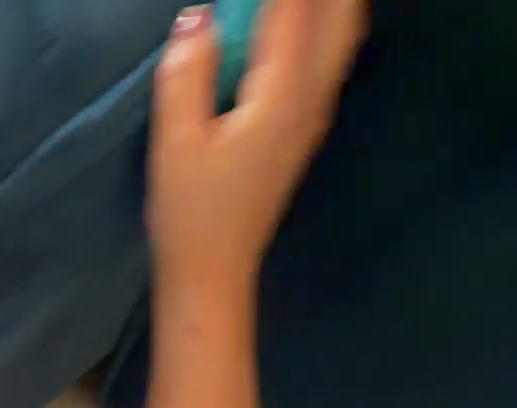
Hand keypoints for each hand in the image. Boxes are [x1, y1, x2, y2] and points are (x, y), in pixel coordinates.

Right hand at [149, 0, 366, 294]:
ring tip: (286, 7)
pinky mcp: (303, 129)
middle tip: (262, 1)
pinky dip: (320, 23)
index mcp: (282, 92)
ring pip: (342, 30)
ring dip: (321, 6)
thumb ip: (187, 76)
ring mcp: (314, 113)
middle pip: (337, 10)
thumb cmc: (190, 212)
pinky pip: (329, 54)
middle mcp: (312, 94)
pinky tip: (294, 26)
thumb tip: (198, 17)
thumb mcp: (175, 145)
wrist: (212, 271)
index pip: (291, 4)